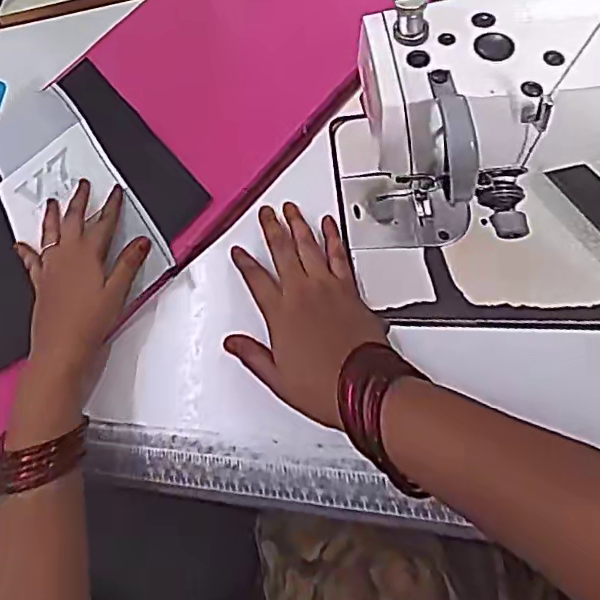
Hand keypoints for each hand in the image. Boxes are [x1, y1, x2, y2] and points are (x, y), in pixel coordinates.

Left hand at [7, 180, 150, 446]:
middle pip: (74, 220)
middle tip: (82, 186)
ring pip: (51, 233)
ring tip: (53, 202)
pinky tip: (20, 245)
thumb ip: (128, 264)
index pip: (103, 223)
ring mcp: (50, 268)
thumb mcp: (117, 293)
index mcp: (88, 255)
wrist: (59, 350)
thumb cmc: (88, 324)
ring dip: (53, 216)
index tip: (115, 192)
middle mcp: (66, 256)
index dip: (111, 206)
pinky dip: (26, 251)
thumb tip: (140, 242)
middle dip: (79, 200)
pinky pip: (32, 260)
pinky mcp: (40, 283)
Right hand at [224, 203, 388, 427]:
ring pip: (307, 245)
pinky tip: (328, 225)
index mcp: (280, 313)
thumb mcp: (278, 378)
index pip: (255, 279)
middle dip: (271, 228)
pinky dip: (332, 237)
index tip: (240, 253)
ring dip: (297, 224)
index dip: (245, 263)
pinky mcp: (349, 290)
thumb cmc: (326, 386)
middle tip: (266, 214)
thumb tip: (234, 344)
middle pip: (281, 251)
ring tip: (291, 210)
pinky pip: (338, 255)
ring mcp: (327, 288)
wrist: (366, 389)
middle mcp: (301, 294)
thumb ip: (253, 355)